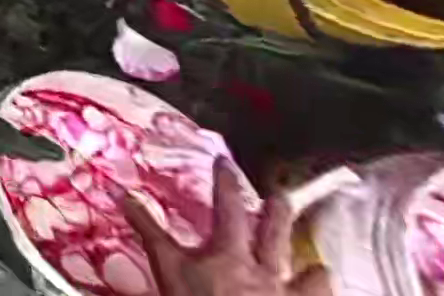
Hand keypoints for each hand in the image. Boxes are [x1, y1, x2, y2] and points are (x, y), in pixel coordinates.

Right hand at [124, 158, 322, 295]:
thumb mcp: (166, 267)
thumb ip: (149, 231)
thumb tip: (124, 196)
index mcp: (231, 253)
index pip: (228, 206)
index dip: (226, 181)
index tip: (224, 161)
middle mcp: (267, 274)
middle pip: (276, 235)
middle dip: (279, 212)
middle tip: (281, 195)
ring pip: (316, 282)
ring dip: (316, 272)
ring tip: (318, 266)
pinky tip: (316, 295)